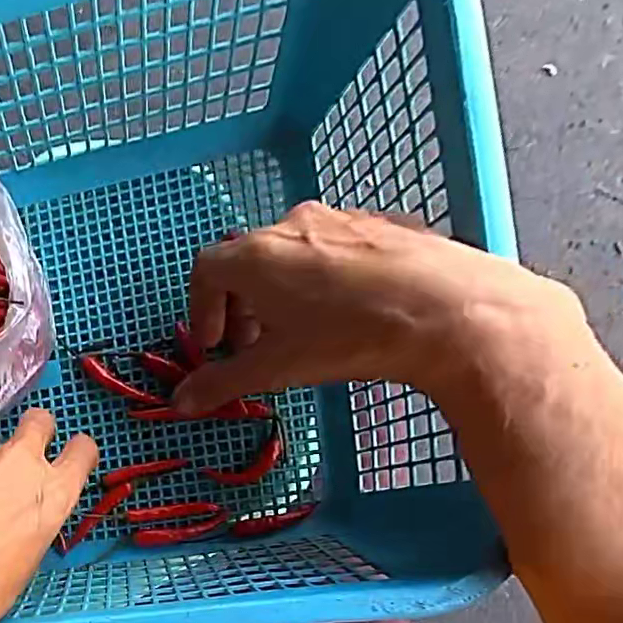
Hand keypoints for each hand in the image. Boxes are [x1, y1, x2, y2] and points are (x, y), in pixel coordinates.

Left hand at [0, 409, 96, 622]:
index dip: (76, 454)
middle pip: (40, 421)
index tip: (68, 462)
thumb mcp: (29, 559)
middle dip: (35, 434)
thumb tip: (23, 511)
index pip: (83, 449)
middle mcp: (20, 463)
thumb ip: (36, 520)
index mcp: (52, 493)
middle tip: (18, 465)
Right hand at [174, 202, 588, 414]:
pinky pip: (334, 250)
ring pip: (291, 253)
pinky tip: (347, 313)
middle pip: (247, 261)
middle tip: (256, 347)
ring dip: (280, 293)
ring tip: (301, 332)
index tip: (215, 347)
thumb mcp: (278, 368)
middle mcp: (291, 224)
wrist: (443, 309)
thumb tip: (180, 404)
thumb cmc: (346, 338)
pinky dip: (321, 279)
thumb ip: (224, 382)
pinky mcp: (379, 223)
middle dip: (241, 307)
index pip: (206, 270)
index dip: (201, 310)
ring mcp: (338, 218)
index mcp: (256, 255)